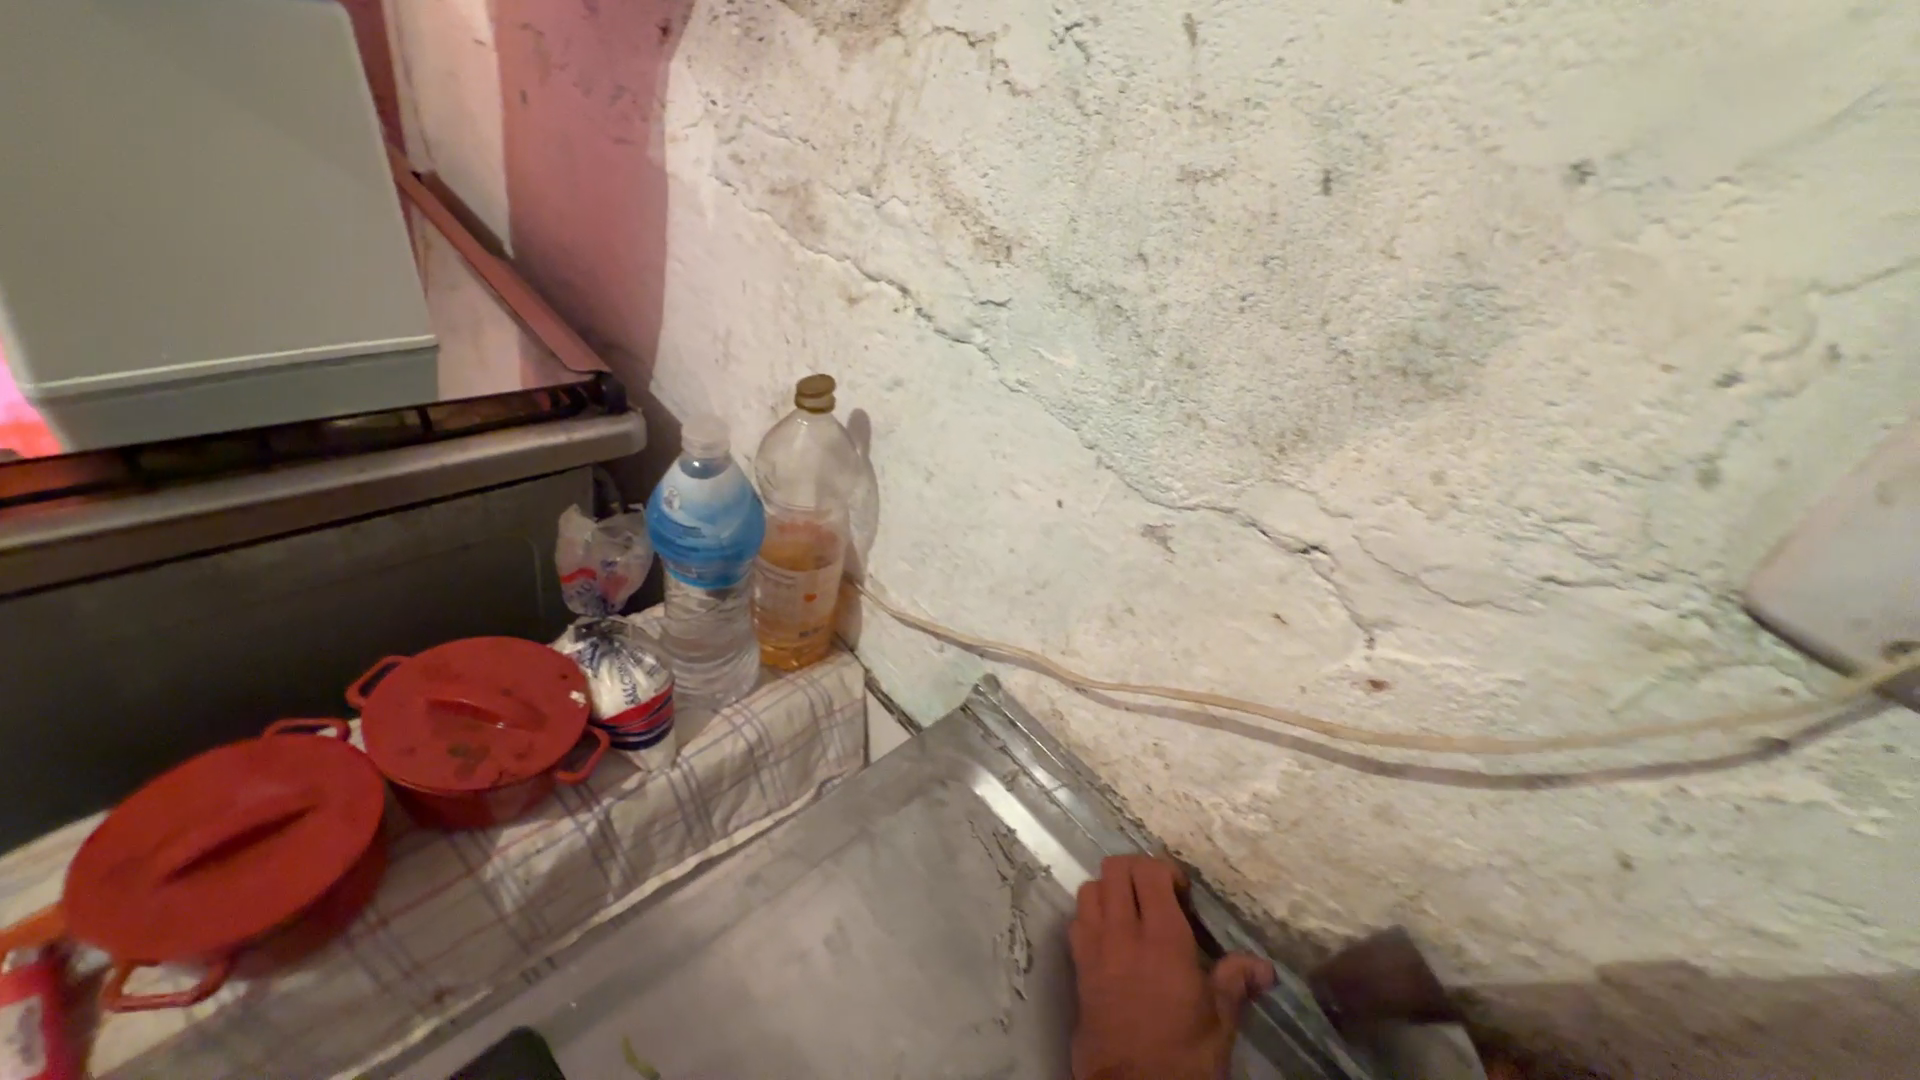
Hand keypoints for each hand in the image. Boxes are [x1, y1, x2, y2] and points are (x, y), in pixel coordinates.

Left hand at [1069, 855, 1275, 1079]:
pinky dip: (1091, 914)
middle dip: (1136, 870)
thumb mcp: (1219, 1021)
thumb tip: (1264, 967)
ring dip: (1110, 889)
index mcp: (1162, 939)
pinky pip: (1077, 918)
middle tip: (1156, 893)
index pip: (1150, 872)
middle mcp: (1122, 932)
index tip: (1182, 893)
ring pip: (1091, 887)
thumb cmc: (1182, 1057)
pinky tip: (1111, 935)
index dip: (1165, 870)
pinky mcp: (1078, 965)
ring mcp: (1094, 946)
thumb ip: (1235, 982)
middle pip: (1115, 868)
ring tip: (1131, 910)